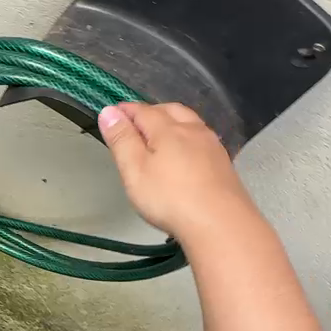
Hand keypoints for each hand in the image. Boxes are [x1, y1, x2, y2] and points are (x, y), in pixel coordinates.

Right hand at [97, 102, 255, 239]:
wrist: (218, 221)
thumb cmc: (168, 197)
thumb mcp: (134, 170)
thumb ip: (121, 140)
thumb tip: (109, 111)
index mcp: (168, 130)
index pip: (143, 111)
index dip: (125, 111)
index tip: (110, 113)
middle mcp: (192, 130)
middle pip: (170, 110)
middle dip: (149, 111)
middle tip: (132, 122)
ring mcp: (210, 145)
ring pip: (188, 122)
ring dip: (170, 120)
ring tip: (156, 133)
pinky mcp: (221, 161)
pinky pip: (200, 138)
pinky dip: (185, 136)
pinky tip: (182, 151)